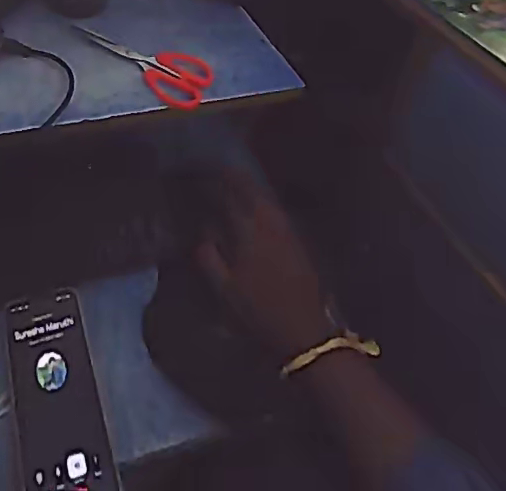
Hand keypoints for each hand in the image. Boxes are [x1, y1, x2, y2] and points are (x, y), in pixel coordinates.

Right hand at [194, 169, 332, 353]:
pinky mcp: (298, 244)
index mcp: (249, 232)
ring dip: (251, 188)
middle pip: (252, 191)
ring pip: (268, 200)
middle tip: (220, 170)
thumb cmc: (259, 312)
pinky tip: (258, 207)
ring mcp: (287, 234)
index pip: (228, 198)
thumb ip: (209, 256)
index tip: (199, 175)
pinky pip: (277, 212)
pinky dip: (264, 203)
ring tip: (236, 182)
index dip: (213, 184)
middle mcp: (269, 226)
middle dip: (235, 178)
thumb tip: (203, 232)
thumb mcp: (224, 288)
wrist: (305, 335)